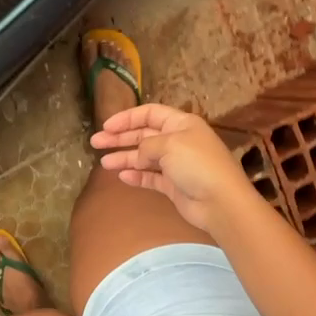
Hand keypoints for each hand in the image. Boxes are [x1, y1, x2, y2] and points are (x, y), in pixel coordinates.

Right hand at [91, 104, 262, 231]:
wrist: (219, 201)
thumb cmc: (197, 165)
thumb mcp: (169, 145)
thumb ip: (147, 145)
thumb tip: (138, 153)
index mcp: (180, 124)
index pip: (149, 114)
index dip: (127, 118)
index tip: (106, 126)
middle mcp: (177, 141)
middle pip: (143, 135)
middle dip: (119, 138)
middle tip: (96, 143)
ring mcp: (175, 164)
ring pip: (144, 157)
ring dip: (124, 158)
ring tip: (104, 164)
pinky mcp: (173, 185)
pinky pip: (150, 177)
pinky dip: (136, 176)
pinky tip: (122, 177)